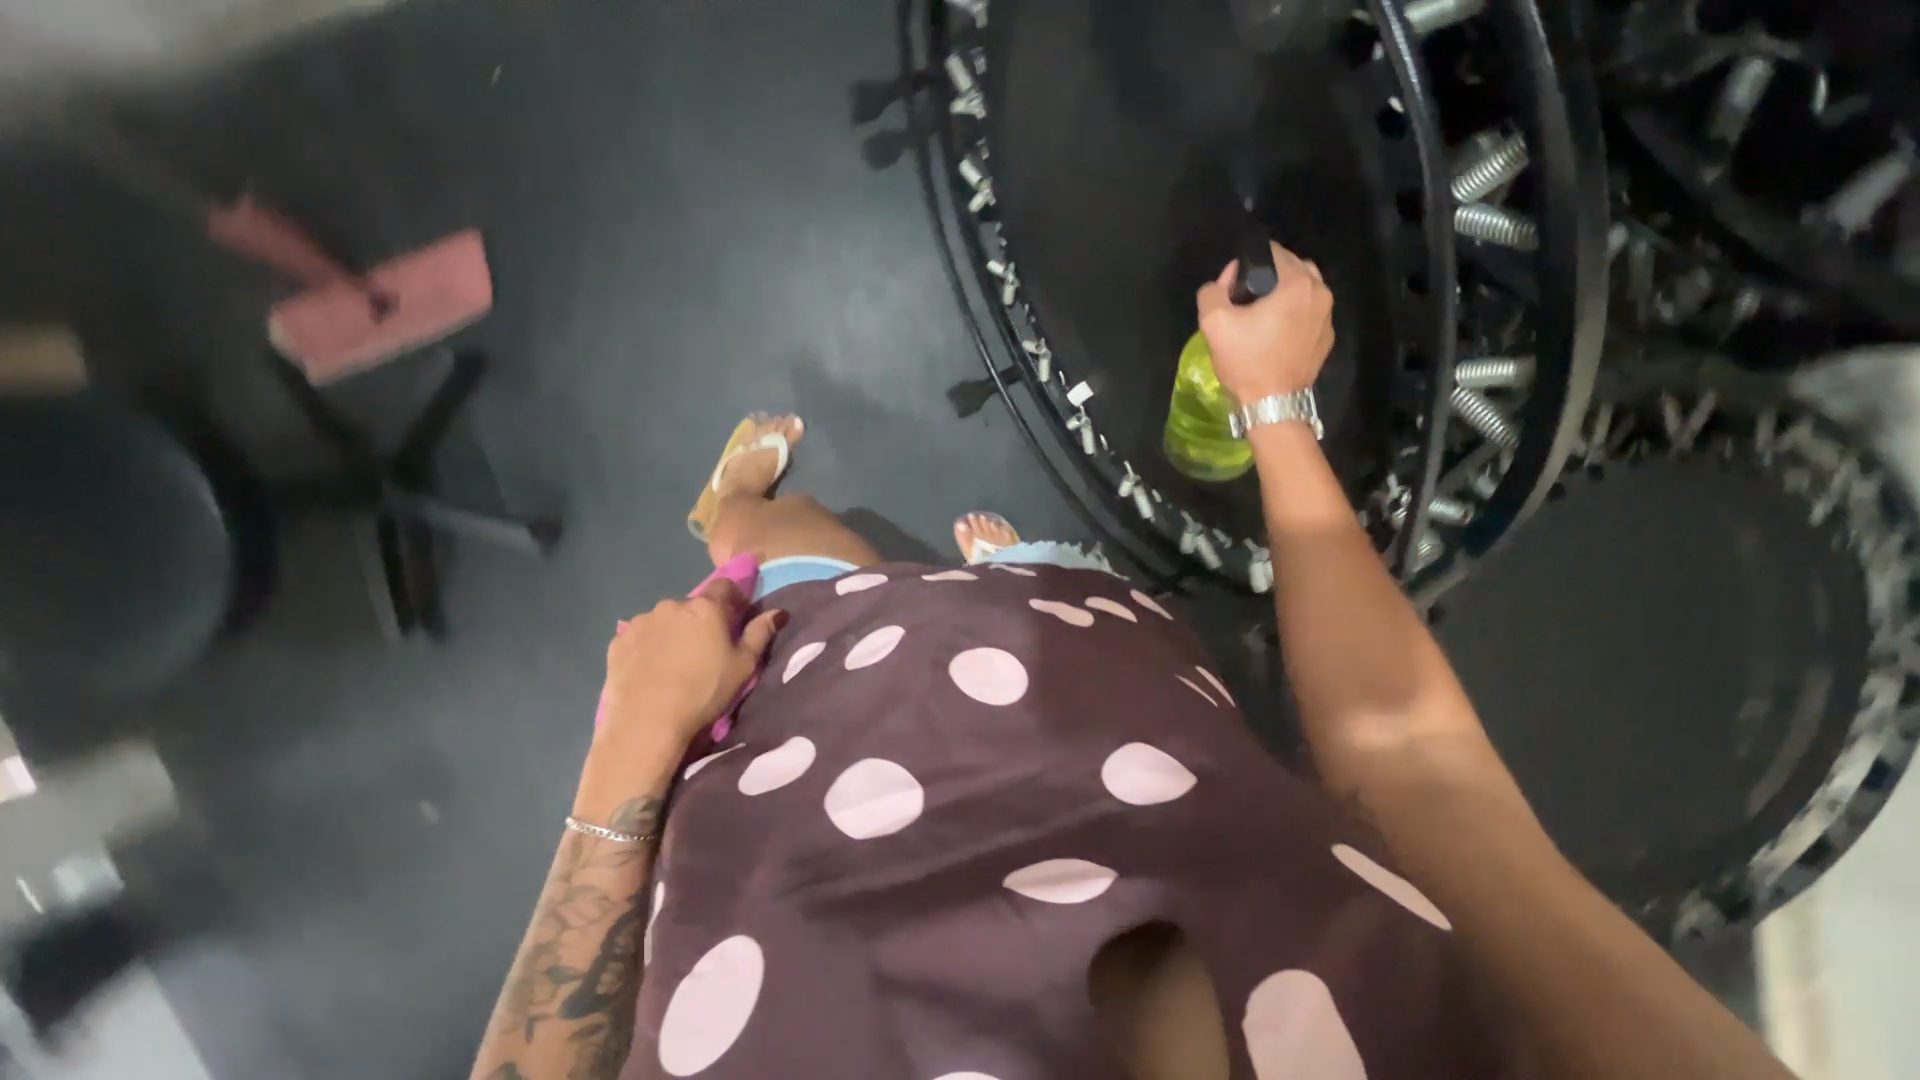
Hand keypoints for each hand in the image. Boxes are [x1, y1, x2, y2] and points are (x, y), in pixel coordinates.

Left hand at [599, 579, 784, 749]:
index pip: (724, 586)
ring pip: (663, 620)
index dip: (732, 599)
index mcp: (706, 607)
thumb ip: (760, 634)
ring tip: (672, 664)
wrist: (647, 722)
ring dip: (671, 633)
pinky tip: (650, 671)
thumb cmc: (704, 692)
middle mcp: (671, 605)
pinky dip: (647, 647)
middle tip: (703, 651)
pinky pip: (639, 637)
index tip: (735, 620)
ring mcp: (641, 621)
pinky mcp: (618, 641)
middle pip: (692, 606)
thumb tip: (778, 612)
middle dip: (699, 621)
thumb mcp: (744, 666)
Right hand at [1196, 241, 1335, 403]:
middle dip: (1269, 277)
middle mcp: (1320, 293)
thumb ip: (1212, 291)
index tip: (1233, 287)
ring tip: (1262, 317)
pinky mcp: (1326, 338)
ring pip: (1304, 291)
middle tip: (1246, 301)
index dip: (1247, 264)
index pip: (1273, 252)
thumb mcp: (1214, 322)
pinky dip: (1294, 316)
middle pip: (1292, 268)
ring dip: (1284, 295)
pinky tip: (1275, 336)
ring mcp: (1328, 317)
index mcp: (1297, 283)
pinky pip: (1309, 314)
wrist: (1272, 404)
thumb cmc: (1246, 361)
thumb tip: (1223, 283)